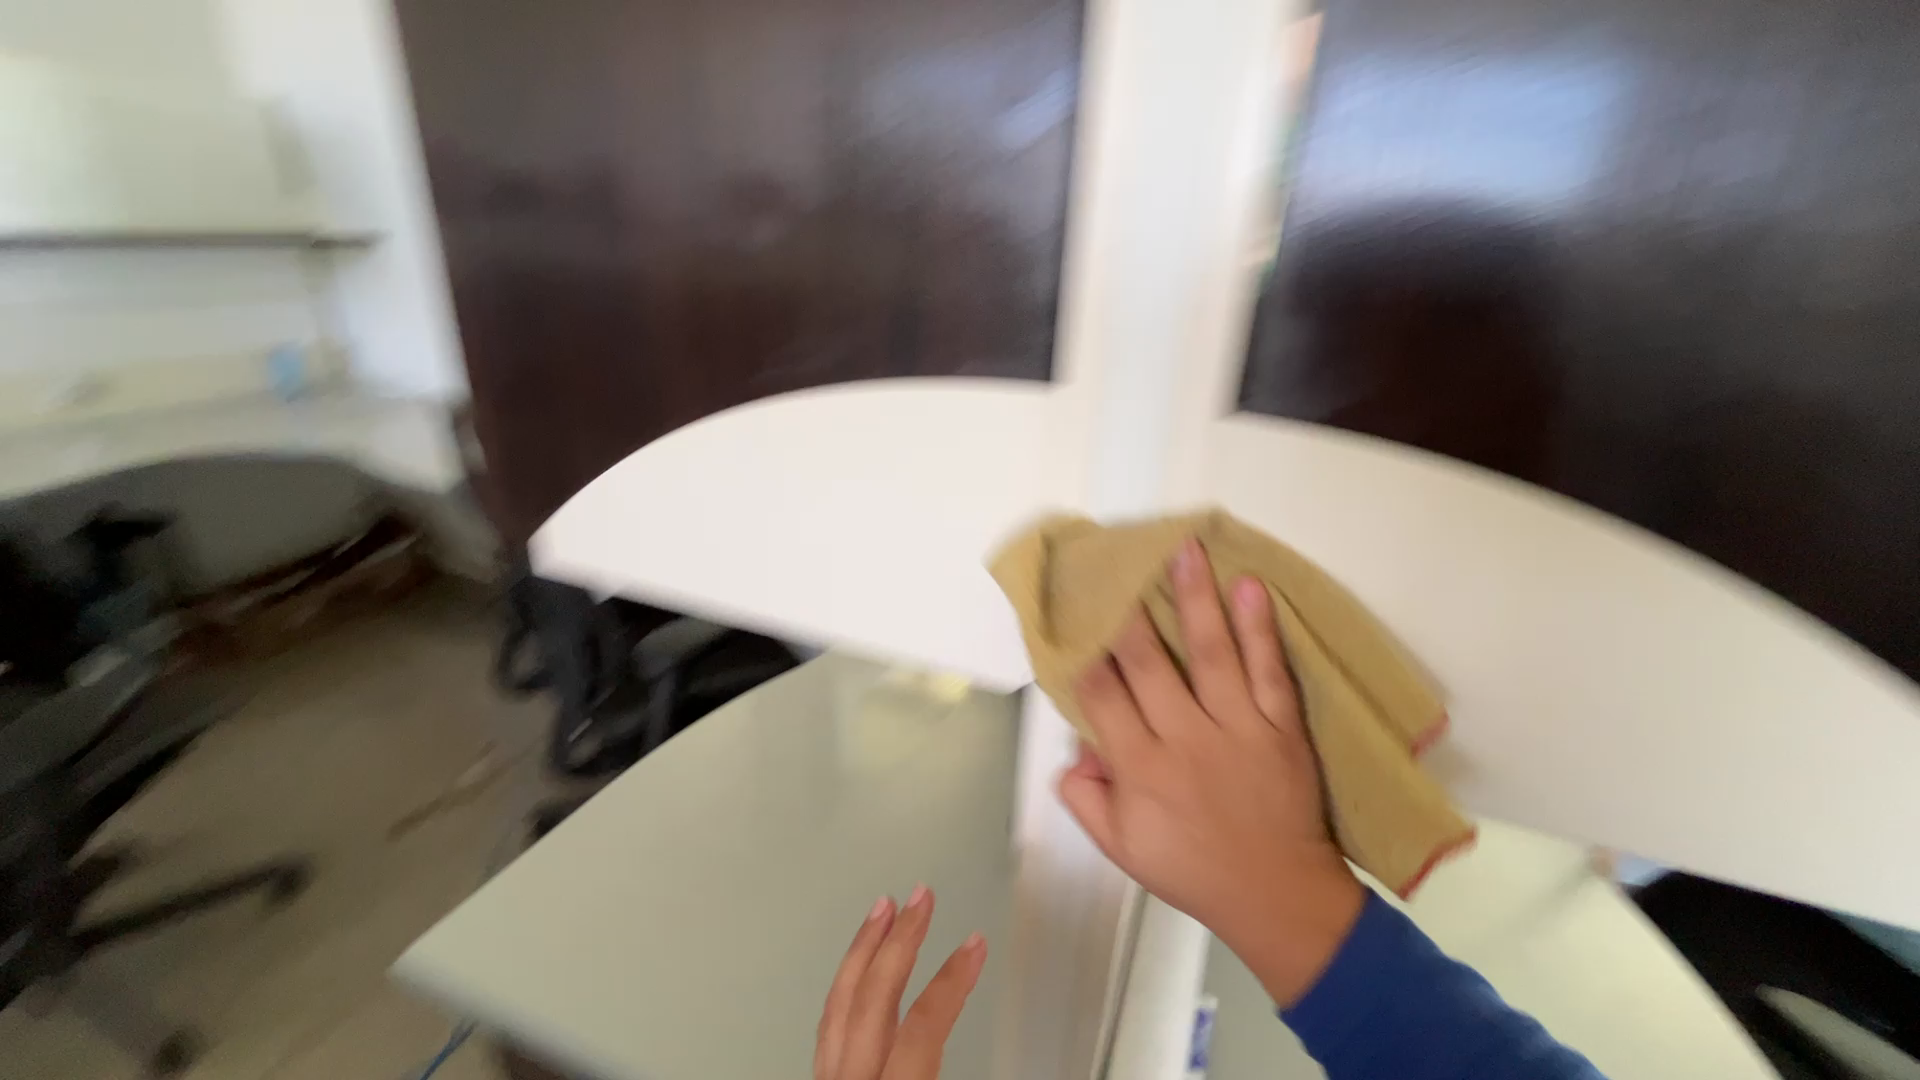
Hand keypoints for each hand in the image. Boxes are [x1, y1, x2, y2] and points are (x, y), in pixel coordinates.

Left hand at [815, 886, 986, 1079]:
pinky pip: (828, 1022)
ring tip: (884, 906)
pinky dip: (846, 983)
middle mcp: (848, 1078)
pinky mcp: (818, 1079)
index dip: (951, 982)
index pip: (920, 1027)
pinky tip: (859, 964)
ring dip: (864, 948)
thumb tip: (979, 1039)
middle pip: (871, 999)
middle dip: (899, 941)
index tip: (976, 943)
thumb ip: (949, 1066)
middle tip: (922, 895)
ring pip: (839, 1003)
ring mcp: (827, 1079)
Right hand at [1058, 538, 1365, 1005]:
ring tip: (1184, 549)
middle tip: (1116, 563)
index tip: (1075, 612)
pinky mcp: (1281, 727)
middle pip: (1148, 664)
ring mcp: (1238, 729)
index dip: (1085, 653)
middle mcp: (1185, 739)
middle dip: (1128, 612)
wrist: (1279, 896)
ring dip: (1195, 599)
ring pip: (1210, 654)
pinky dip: (1261, 629)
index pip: (1102, 697)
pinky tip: (1250, 588)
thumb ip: (1086, 797)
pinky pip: (1269, 672)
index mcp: (1141, 768)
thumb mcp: (1122, 847)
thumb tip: (1077, 747)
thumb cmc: (1193, 868)